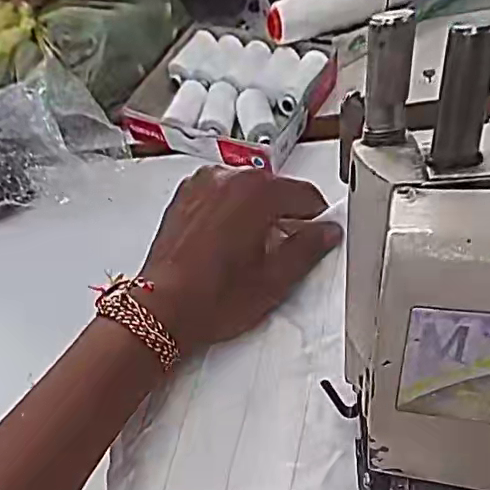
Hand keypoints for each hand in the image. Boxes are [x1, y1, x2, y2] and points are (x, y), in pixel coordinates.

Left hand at [137, 165, 341, 354]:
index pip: (304, 194)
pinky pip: (221, 199)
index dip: (318, 217)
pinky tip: (232, 248)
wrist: (164, 310)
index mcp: (255, 192)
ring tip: (258, 253)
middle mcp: (226, 179)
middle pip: (274, 189)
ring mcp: (201, 186)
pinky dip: (232, 215)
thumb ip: (307, 249)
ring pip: (246, 193)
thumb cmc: (210, 298)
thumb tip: (325, 233)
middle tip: (291, 250)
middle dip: (287, 216)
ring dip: (259, 215)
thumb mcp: (274, 280)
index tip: (322, 232)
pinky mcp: (184, 200)